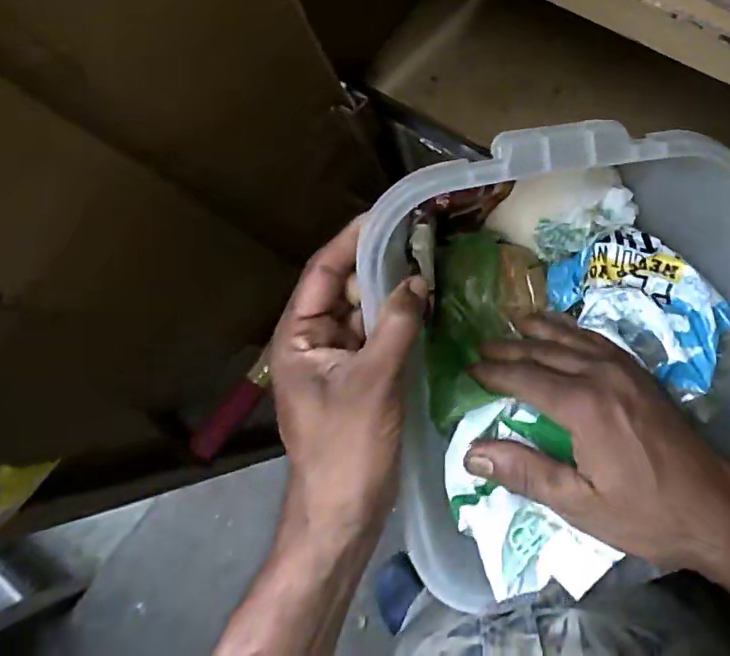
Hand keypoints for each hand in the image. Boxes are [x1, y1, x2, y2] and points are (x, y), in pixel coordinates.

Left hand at [267, 216, 427, 541]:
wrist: (344, 514)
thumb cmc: (347, 448)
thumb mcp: (374, 380)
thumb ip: (397, 323)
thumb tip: (418, 279)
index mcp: (299, 336)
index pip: (323, 271)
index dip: (352, 239)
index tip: (385, 214)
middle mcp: (314, 340)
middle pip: (347, 286)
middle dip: (381, 262)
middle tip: (421, 236)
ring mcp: (338, 358)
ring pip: (367, 308)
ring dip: (395, 289)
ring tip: (430, 260)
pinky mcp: (361, 374)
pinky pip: (380, 332)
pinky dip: (402, 316)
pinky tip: (429, 302)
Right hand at [465, 314, 729, 654]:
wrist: (713, 503)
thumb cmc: (643, 512)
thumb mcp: (579, 504)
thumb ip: (525, 472)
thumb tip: (472, 452)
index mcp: (582, 404)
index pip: (525, 378)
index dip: (495, 372)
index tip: (469, 366)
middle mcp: (600, 374)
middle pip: (546, 352)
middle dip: (512, 347)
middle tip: (482, 342)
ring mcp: (624, 368)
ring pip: (573, 338)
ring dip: (542, 328)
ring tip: (516, 318)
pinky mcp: (640, 372)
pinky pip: (598, 339)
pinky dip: (574, 330)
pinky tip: (568, 331)